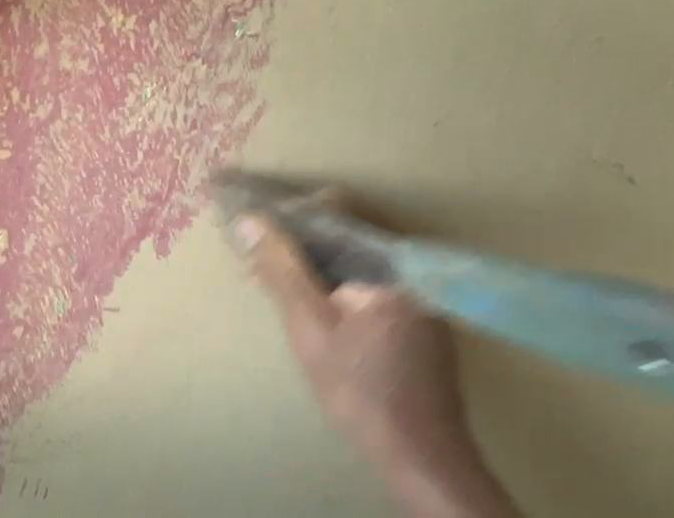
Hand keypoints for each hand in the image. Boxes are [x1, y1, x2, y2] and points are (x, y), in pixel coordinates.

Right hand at [236, 196, 519, 517]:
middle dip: (296, 246)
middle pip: (343, 240)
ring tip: (273, 284)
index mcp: (388, 263)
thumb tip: (250, 219)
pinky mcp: (419, 328)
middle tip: (255, 261)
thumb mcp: (310, 326)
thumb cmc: (361, 389)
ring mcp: (418, 301)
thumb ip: (283, 269)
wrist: (422, 460)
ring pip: (353, 267)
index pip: (333, 212)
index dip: (289, 214)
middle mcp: (409, 273)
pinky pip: (368, 290)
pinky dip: (336, 292)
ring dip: (313, 270)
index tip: (254, 220)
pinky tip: (312, 314)